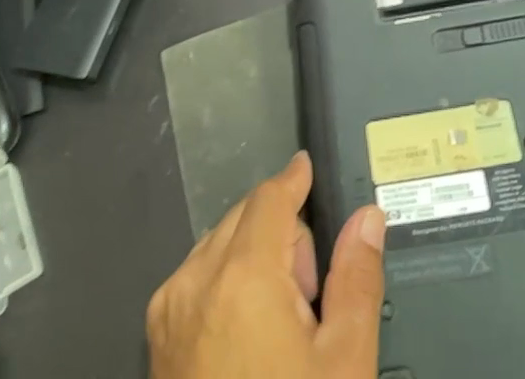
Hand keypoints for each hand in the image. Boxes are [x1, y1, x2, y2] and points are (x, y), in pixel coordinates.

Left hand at [147, 151, 386, 378]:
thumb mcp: (344, 359)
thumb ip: (357, 277)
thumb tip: (367, 218)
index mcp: (242, 276)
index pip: (270, 200)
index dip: (293, 178)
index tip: (307, 166)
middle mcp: (194, 280)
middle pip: (244, 219)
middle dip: (282, 232)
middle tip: (312, 292)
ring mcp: (168, 310)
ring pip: (218, 247)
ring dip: (253, 256)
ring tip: (283, 322)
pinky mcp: (156, 338)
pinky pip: (196, 278)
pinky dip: (225, 281)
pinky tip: (250, 335)